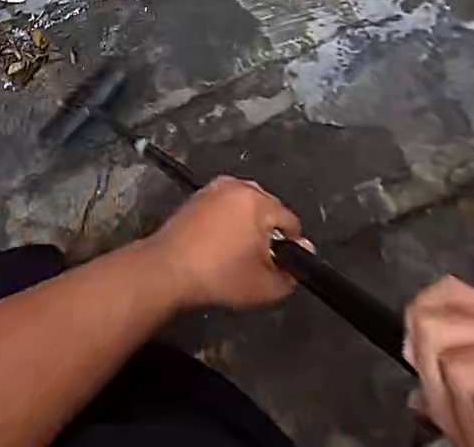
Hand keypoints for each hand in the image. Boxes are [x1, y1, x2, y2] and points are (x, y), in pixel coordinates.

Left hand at [142, 176, 302, 310]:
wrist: (170, 268)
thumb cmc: (220, 276)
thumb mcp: (267, 286)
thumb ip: (293, 270)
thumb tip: (303, 249)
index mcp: (257, 202)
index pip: (290, 220)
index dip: (292, 243)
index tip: (284, 262)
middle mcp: (236, 186)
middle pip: (268, 206)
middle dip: (270, 228)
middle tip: (262, 257)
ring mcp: (215, 187)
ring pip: (246, 202)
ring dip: (250, 221)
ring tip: (242, 249)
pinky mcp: (199, 194)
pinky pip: (226, 202)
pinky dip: (230, 216)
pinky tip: (223, 240)